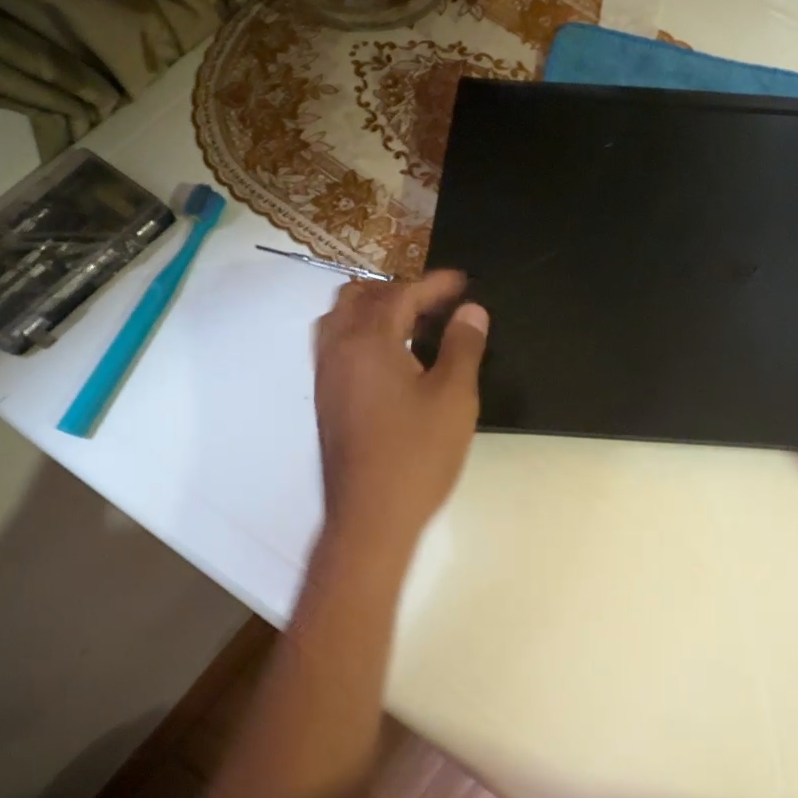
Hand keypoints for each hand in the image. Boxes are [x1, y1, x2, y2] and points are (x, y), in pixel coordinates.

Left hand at [313, 271, 488, 543]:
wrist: (372, 514)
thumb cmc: (418, 454)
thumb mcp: (454, 397)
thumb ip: (462, 347)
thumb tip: (471, 312)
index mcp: (369, 340)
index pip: (401, 294)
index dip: (435, 284)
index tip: (464, 282)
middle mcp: (338, 349)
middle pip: (360, 297)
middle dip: (399, 291)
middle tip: (437, 305)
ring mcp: (326, 376)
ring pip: (340, 321)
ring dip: (374, 311)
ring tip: (411, 326)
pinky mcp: (327, 401)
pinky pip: (337, 347)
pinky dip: (362, 336)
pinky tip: (391, 362)